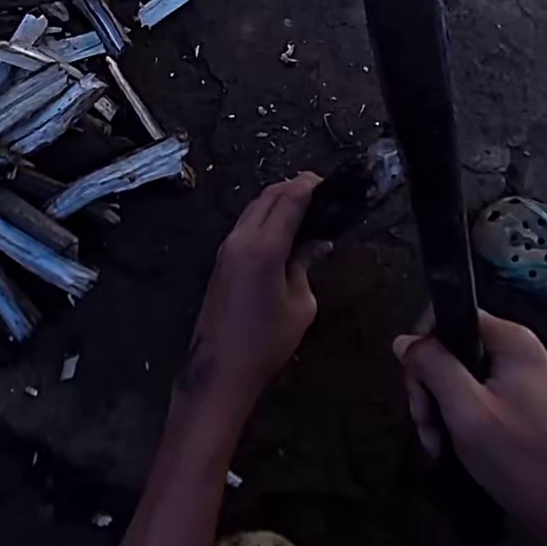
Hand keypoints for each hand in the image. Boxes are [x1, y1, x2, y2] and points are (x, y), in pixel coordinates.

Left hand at [176, 173, 331, 408]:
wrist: (221, 364)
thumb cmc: (267, 341)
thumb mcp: (300, 304)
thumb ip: (305, 265)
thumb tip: (315, 244)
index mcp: (263, 247)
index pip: (287, 202)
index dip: (307, 186)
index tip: (325, 181)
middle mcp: (241, 238)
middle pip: (267, 197)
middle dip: (292, 187)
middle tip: (318, 190)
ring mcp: (227, 246)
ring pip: (253, 207)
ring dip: (276, 199)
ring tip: (303, 204)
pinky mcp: (222, 256)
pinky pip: (246, 223)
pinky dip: (264, 215)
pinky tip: (281, 224)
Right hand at [392, 311, 546, 545]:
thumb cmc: (525, 463)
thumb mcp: (466, 409)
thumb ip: (431, 365)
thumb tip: (404, 341)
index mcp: (511, 340)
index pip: (445, 314)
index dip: (423, 344)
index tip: (417, 378)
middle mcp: (516, 351)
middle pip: (447, 348)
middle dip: (427, 384)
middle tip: (426, 418)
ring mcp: (517, 378)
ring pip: (454, 374)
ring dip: (436, 405)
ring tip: (436, 438)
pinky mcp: (516, 402)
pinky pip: (470, 394)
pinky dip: (454, 416)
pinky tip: (449, 442)